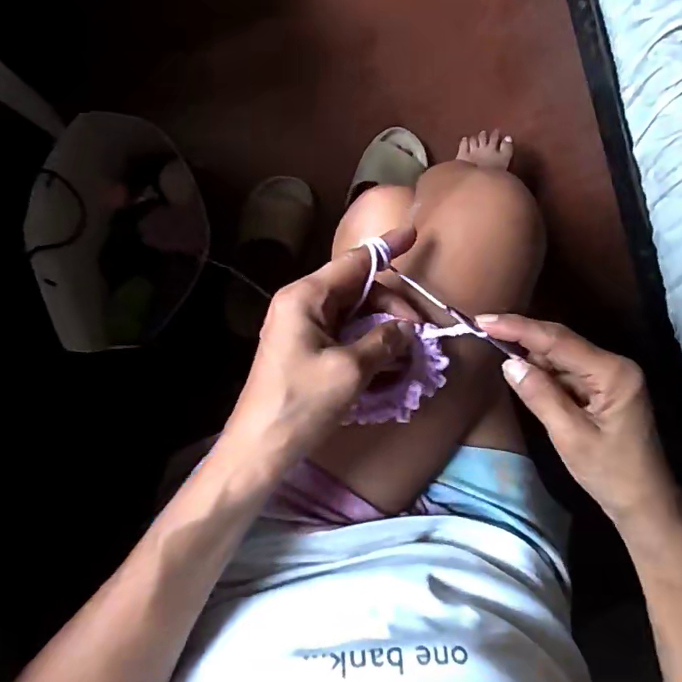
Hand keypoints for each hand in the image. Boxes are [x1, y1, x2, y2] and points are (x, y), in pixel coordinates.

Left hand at [222, 228, 418, 467]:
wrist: (258, 447)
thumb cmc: (300, 403)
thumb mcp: (350, 370)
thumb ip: (383, 341)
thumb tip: (406, 330)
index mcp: (305, 297)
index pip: (354, 262)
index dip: (387, 249)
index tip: (414, 234)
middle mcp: (301, 304)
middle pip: (358, 289)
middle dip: (393, 307)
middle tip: (422, 335)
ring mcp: (301, 327)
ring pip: (353, 314)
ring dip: (384, 329)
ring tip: (410, 354)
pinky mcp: (304, 350)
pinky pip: (343, 336)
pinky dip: (368, 345)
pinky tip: (389, 366)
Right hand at [477, 314, 674, 520]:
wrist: (645, 503)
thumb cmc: (611, 473)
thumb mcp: (570, 436)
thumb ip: (539, 395)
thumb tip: (509, 363)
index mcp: (612, 373)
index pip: (558, 341)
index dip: (518, 328)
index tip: (484, 320)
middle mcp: (614, 365)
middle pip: (559, 342)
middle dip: (521, 335)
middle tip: (482, 326)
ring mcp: (610, 376)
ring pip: (560, 355)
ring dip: (529, 355)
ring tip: (494, 345)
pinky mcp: (602, 388)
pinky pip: (565, 371)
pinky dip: (541, 371)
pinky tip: (521, 372)